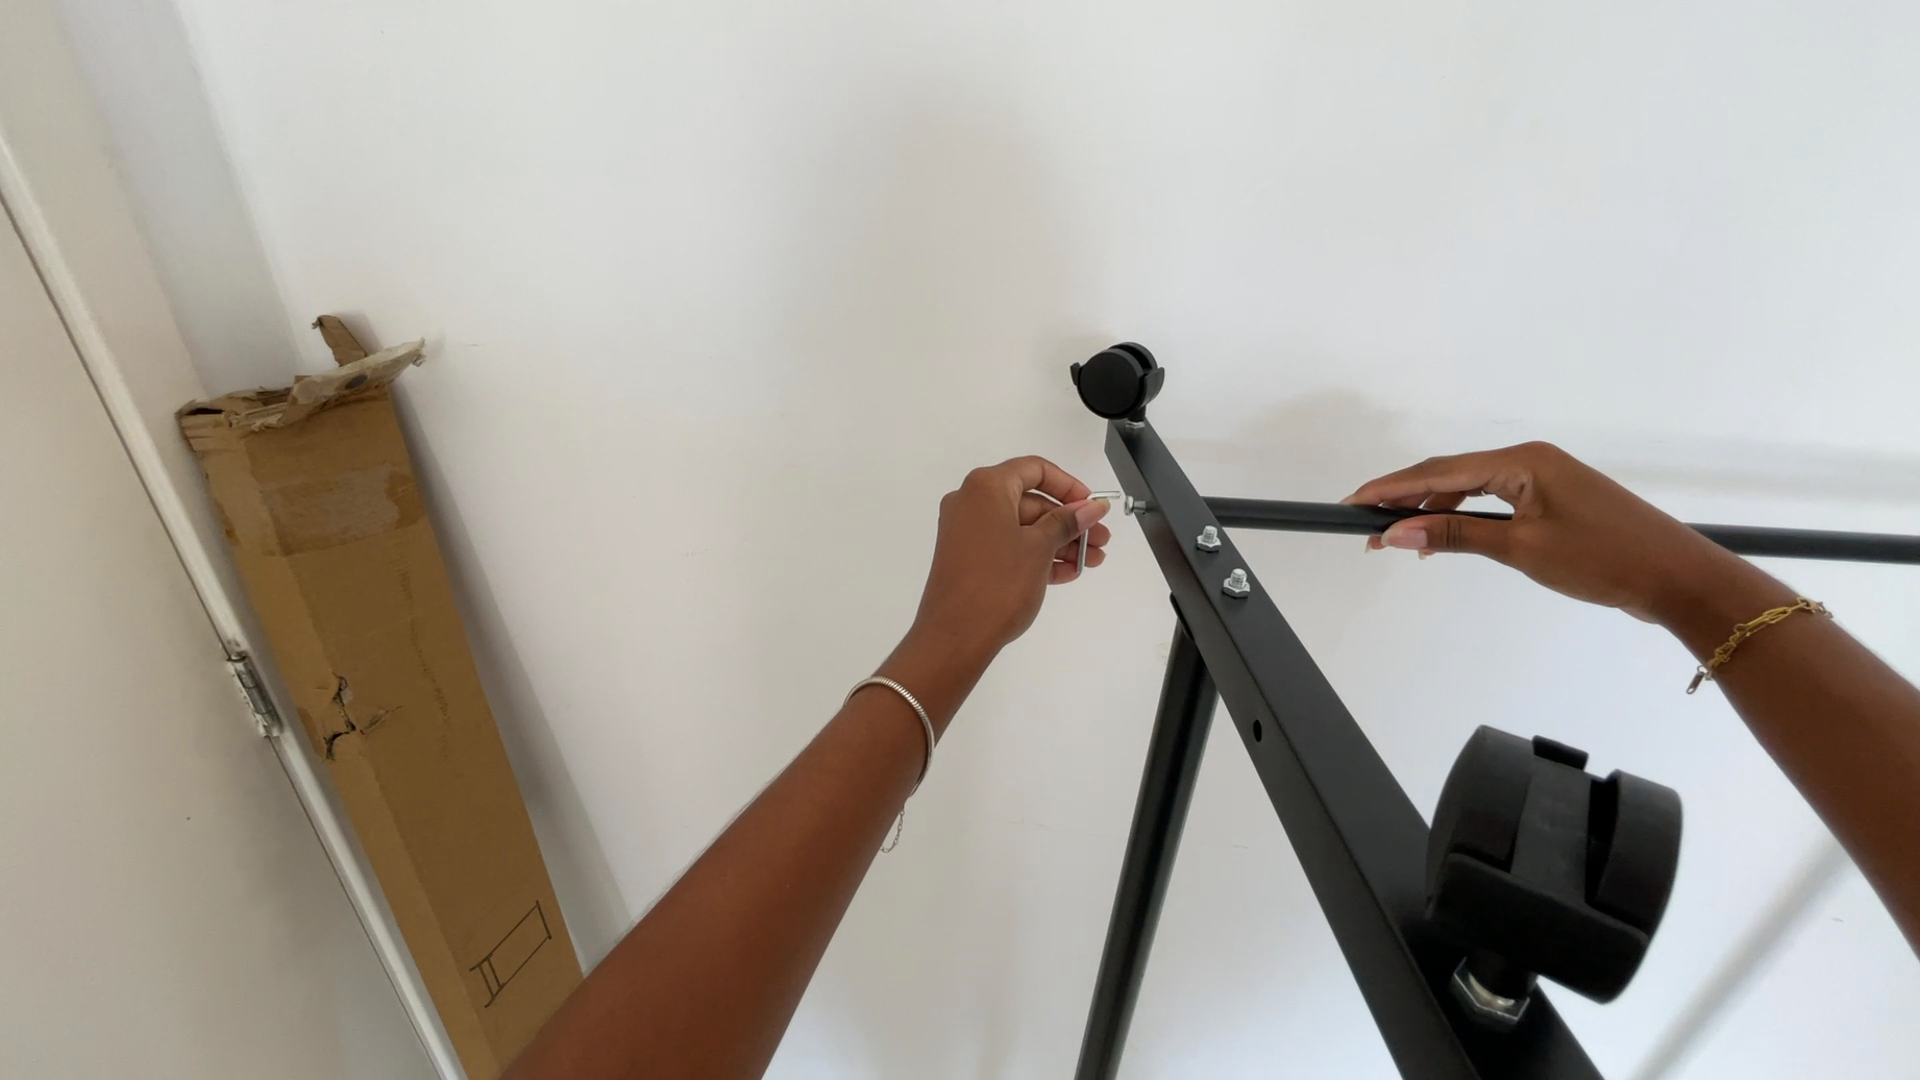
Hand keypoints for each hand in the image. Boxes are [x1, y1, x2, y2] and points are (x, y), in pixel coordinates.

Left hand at [905, 457, 1110, 660]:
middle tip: (1099, 541)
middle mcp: (971, 502)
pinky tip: (1065, 573)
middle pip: (1030, 501)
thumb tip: (1091, 507)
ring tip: (1089, 561)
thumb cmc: (996, 586)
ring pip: (1022, 527)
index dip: (1068, 486)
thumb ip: (1068, 522)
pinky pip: (1008, 546)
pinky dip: (1036, 555)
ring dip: (1058, 542)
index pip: (1035, 470)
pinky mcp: (967, 557)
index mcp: (986, 487)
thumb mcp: (1040, 548)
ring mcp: (966, 531)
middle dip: (1068, 522)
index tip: (1090, 506)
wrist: (954, 636)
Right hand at [1344, 441, 1765, 624]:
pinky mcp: (1548, 501)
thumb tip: (1394, 533)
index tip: (1351, 503)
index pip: (1439, 473)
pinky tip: (1439, 539)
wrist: (1681, 580)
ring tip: (1394, 537)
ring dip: (1428, 512)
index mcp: (1522, 462)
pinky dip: (1458, 519)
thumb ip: (1453, 536)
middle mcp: (1528, 462)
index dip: (1390, 488)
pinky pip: (1487, 502)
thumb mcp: (1520, 548)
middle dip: (1403, 500)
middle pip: (1447, 476)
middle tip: (1365, 526)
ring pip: (1465, 490)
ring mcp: (1540, 480)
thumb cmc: (1604, 559)